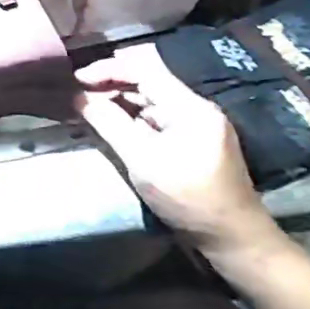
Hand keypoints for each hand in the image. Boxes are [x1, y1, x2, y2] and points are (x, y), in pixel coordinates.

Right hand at [75, 44, 278, 256]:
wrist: (233, 239)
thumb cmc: (188, 198)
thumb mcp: (142, 160)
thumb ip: (109, 123)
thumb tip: (78, 97)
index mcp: (190, 107)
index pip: (144, 69)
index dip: (107, 69)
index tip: (76, 79)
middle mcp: (196, 108)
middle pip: (147, 80)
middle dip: (110, 83)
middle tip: (77, 94)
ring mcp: (196, 124)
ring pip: (150, 99)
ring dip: (118, 100)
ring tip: (87, 108)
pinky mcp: (192, 140)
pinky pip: (156, 116)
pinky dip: (131, 116)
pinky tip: (111, 124)